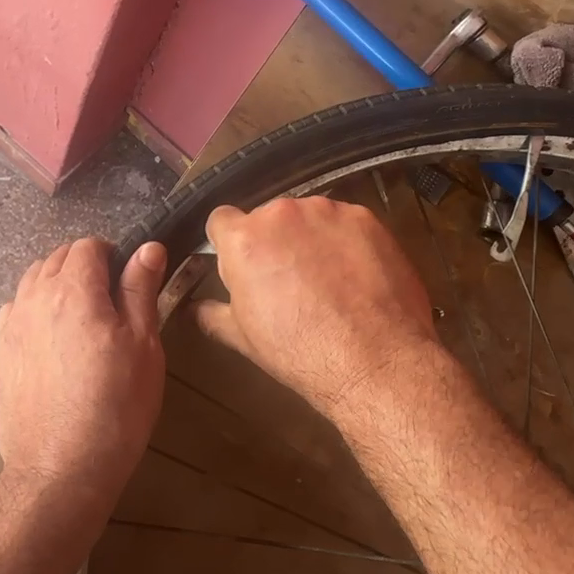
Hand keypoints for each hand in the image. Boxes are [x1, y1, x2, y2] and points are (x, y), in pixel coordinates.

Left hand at [0, 238, 166, 504]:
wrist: (60, 468)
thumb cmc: (115, 406)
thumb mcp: (143, 346)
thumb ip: (140, 290)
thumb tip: (148, 248)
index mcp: (73, 290)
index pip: (87, 246)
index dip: (112, 255)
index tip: (128, 281)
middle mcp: (35, 296)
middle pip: (57, 257)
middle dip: (85, 266)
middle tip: (112, 301)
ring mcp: (12, 324)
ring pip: (33, 279)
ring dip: (57, 283)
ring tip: (82, 318)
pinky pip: (15, 309)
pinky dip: (34, 307)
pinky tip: (51, 336)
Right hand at [195, 197, 438, 421]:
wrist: (377, 362)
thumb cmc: (303, 353)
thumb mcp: (244, 339)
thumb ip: (213, 314)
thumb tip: (196, 309)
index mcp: (243, 240)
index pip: (221, 220)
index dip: (228, 242)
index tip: (241, 263)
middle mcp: (281, 214)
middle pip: (267, 218)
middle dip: (273, 242)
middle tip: (287, 280)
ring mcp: (325, 211)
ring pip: (307, 218)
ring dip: (309, 239)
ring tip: (327, 281)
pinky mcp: (364, 218)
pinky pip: (344, 222)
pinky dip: (345, 241)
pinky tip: (355, 276)